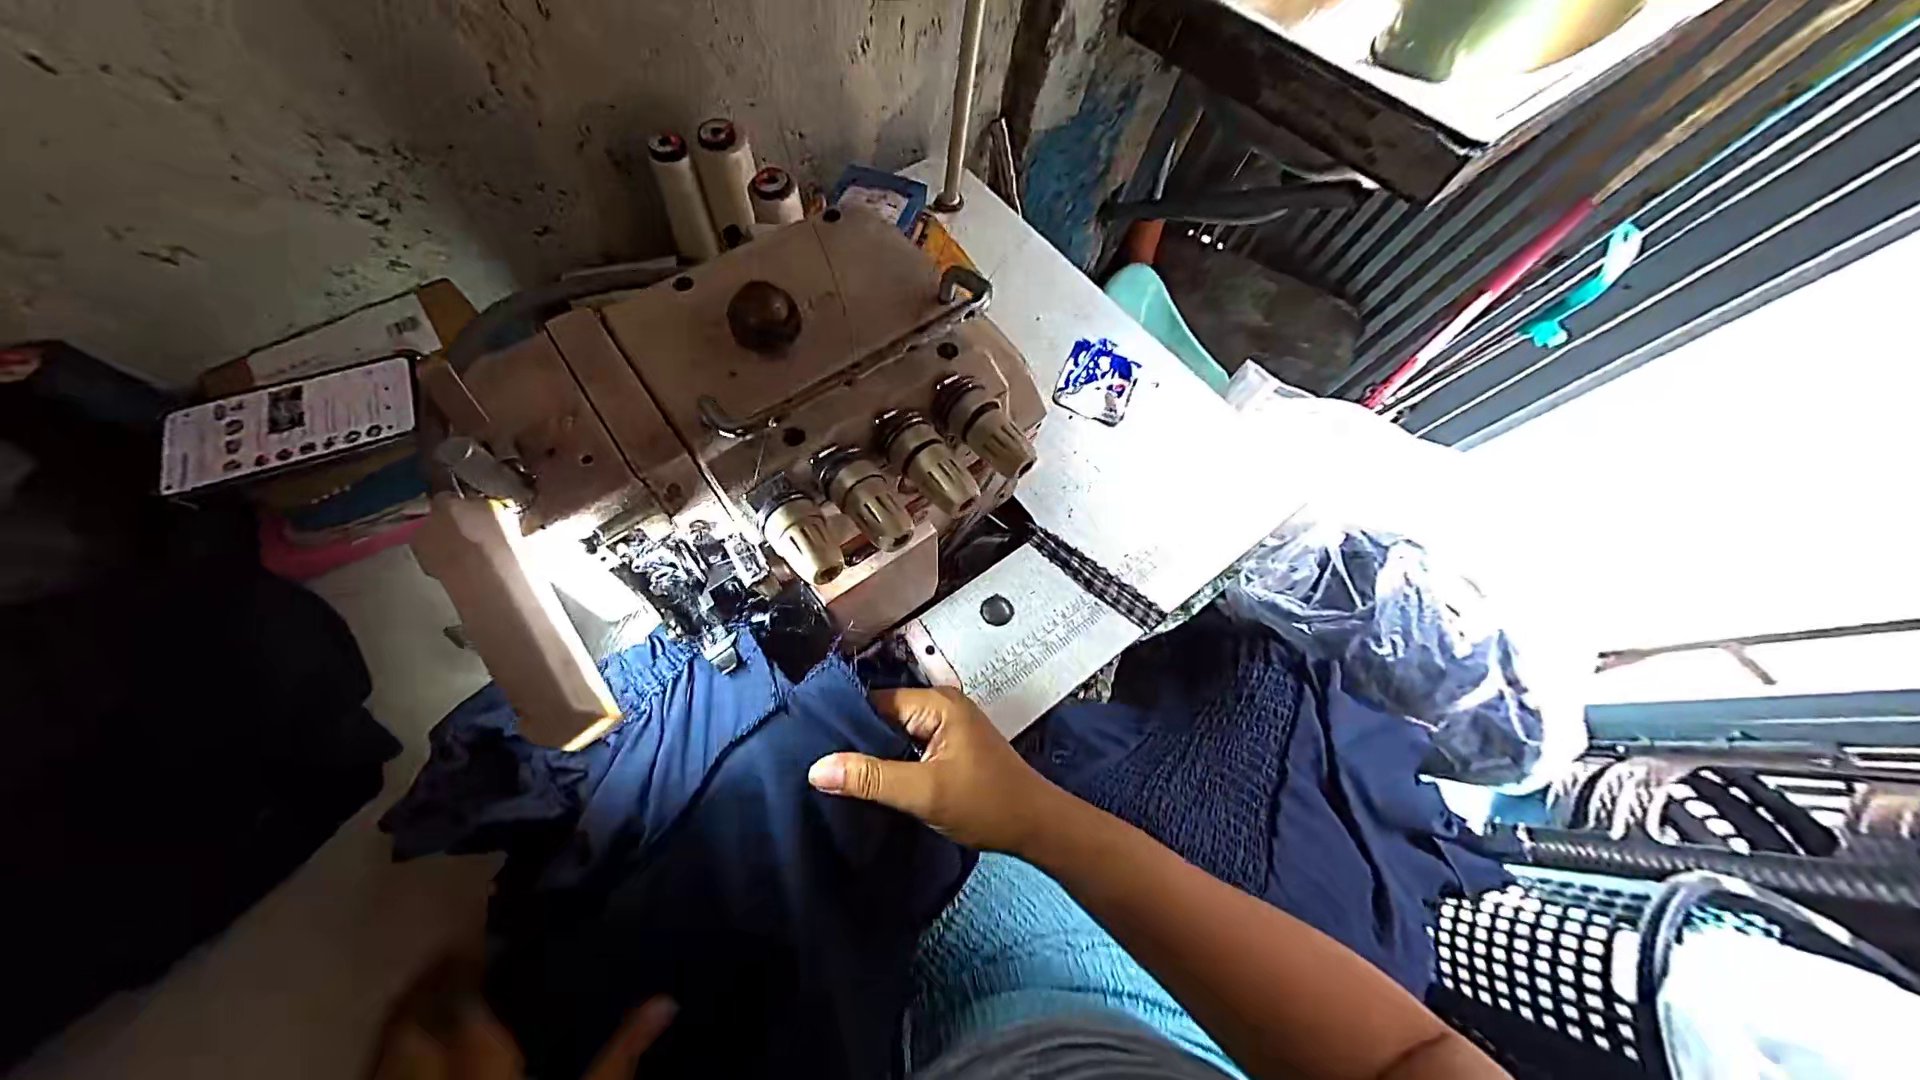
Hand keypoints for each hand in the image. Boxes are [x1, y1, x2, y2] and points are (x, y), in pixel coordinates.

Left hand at [371, 954, 675, 1079]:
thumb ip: (619, 1058)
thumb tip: (665, 1003)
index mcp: (485, 1076)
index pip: (467, 1011)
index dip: (466, 970)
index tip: (479, 936)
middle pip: (415, 1030)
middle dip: (429, 986)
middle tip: (454, 949)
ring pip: (383, 1059)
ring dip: (403, 1018)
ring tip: (427, 984)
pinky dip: (385, 1056)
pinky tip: (405, 1045)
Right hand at [807, 687, 1069, 853]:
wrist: (1035, 826)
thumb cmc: (987, 804)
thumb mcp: (924, 792)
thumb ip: (872, 777)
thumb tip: (818, 768)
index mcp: (937, 703)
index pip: (875, 703)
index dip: (844, 724)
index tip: (811, 746)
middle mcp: (940, 705)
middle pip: (883, 716)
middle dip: (856, 740)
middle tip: (819, 766)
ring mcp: (946, 725)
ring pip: (894, 733)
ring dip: (873, 753)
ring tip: (836, 775)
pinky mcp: (947, 745)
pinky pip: (908, 745)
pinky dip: (891, 761)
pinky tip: (870, 781)